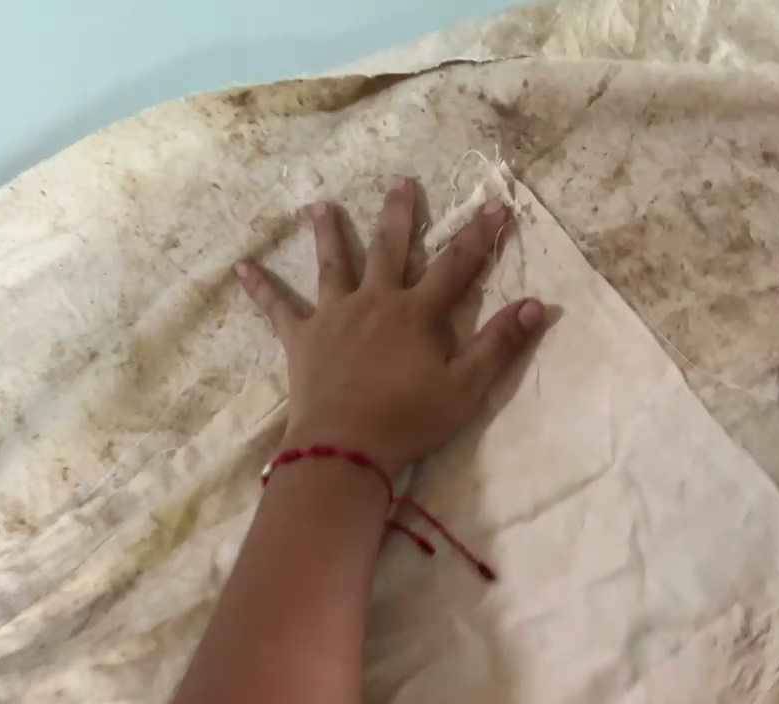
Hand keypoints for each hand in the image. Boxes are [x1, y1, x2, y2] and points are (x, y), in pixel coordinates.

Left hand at [235, 176, 547, 474]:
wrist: (346, 447)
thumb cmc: (409, 421)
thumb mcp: (465, 388)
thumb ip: (498, 345)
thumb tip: (536, 304)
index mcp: (416, 314)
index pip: (457, 265)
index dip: (480, 236)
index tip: (496, 205)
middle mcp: (375, 301)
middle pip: (389, 249)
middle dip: (399, 214)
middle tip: (401, 180)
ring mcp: (334, 316)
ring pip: (332, 264)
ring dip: (329, 232)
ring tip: (322, 204)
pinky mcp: (301, 339)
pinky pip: (277, 308)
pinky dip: (260, 288)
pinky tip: (241, 268)